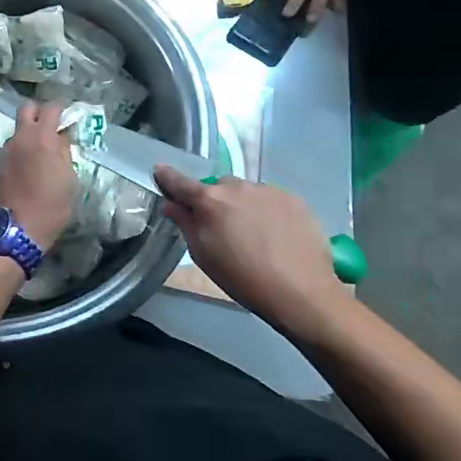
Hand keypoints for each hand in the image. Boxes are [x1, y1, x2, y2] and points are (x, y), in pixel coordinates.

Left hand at [0, 101, 74, 242]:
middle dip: (38, 113)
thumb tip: (61, 136)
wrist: (18, 229)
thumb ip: (64, 151)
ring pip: (17, 133)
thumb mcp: (70, 178)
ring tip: (35, 158)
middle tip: (48, 127)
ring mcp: (4, 151)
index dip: (60, 107)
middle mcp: (20, 138)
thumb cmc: (52, 205)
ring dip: (27, 138)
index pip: (51, 108)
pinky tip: (23, 172)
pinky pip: (8, 151)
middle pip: (26, 109)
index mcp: (43, 138)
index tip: (66, 113)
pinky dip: (17, 154)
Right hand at [152, 167, 344, 331]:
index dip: (168, 177)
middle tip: (220, 226)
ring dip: (242, 205)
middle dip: (214, 200)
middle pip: (217, 187)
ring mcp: (268, 190)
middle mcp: (238, 187)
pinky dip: (266, 211)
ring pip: (246, 192)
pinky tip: (275, 234)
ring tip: (253, 234)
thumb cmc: (242, 278)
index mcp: (210, 201)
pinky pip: (270, 199)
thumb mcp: (204, 256)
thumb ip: (186, 224)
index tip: (159, 170)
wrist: (300, 290)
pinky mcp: (293, 198)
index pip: (181, 183)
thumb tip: (172, 205)